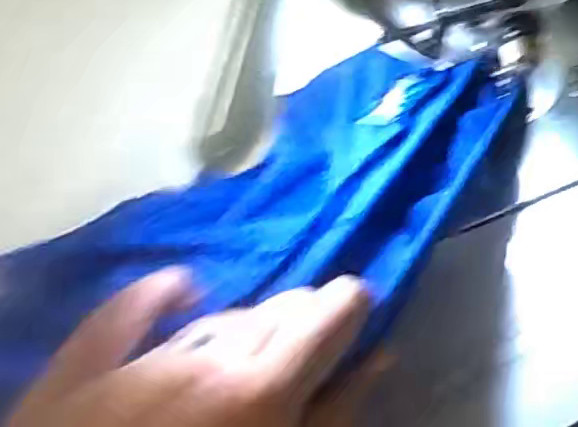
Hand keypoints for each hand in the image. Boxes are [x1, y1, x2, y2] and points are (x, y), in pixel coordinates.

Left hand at [7, 269, 380, 426]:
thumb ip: (339, 409)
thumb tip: (380, 352)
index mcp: (267, 385)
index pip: (341, 299)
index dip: (350, 309)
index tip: (343, 331)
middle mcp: (212, 363)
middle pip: (285, 303)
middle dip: (293, 325)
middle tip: (282, 364)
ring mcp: (137, 371)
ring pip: (222, 316)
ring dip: (233, 334)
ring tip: (221, 374)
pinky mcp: (71, 383)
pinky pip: (120, 315)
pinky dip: (158, 294)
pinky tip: (185, 293)